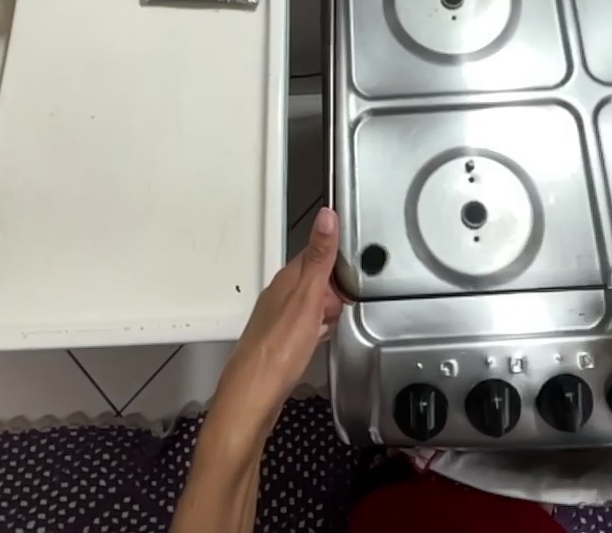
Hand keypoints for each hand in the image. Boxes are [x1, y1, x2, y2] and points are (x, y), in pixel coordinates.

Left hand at [212, 207, 343, 434]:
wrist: (254, 396)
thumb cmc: (280, 348)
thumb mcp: (308, 297)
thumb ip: (320, 256)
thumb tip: (326, 215)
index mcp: (288, 279)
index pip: (316, 253)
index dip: (338, 258)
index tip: (356, 264)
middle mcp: (280, 295)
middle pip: (315, 279)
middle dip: (335, 288)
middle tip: (347, 301)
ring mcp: (279, 319)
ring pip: (311, 303)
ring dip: (328, 308)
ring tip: (337, 319)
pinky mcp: (280, 342)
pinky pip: (306, 324)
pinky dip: (318, 327)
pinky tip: (322, 337)